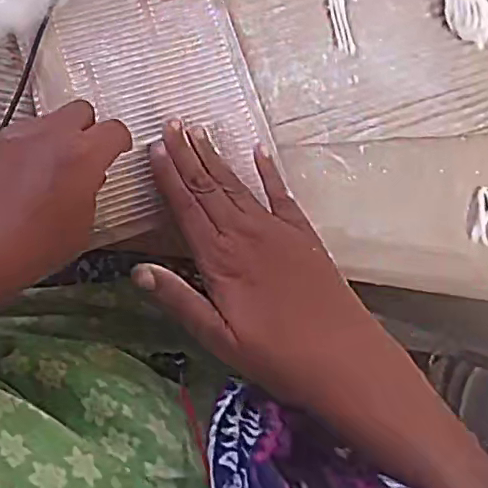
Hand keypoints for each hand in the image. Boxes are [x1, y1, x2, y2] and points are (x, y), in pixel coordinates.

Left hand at [0, 99, 130, 313]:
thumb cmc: (33, 248)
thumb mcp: (81, 227)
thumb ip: (90, 192)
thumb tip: (88, 177)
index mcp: (82, 154)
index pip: (114, 129)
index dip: (118, 144)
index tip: (116, 156)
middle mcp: (51, 133)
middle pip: (81, 110)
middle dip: (87, 130)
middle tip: (85, 159)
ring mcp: (19, 133)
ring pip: (50, 120)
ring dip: (57, 137)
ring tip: (51, 172)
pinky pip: (24, 133)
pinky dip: (31, 146)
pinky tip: (24, 177)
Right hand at [132, 121, 399, 415]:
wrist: (350, 364)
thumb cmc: (278, 356)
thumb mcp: (219, 338)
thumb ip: (179, 300)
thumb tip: (137, 270)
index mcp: (220, 257)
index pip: (186, 206)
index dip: (167, 175)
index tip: (153, 147)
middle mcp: (244, 234)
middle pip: (208, 186)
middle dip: (186, 153)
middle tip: (171, 123)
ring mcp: (276, 231)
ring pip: (236, 184)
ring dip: (214, 156)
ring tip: (197, 130)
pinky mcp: (302, 235)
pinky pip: (281, 194)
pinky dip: (267, 170)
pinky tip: (258, 150)